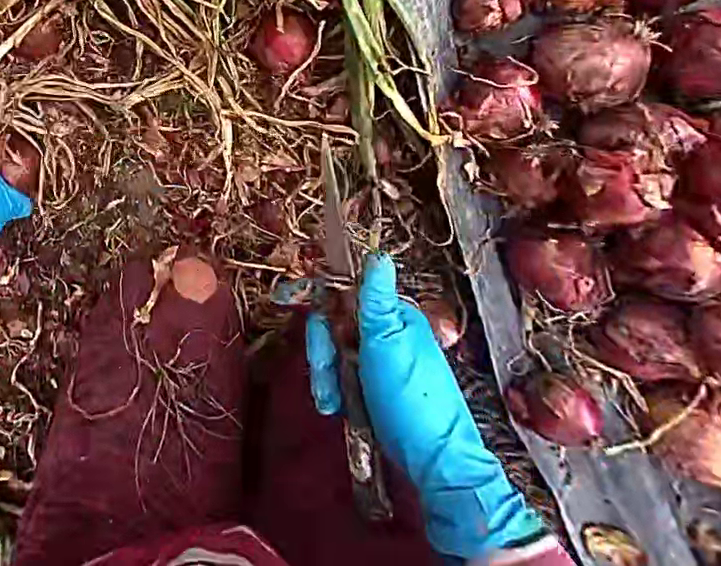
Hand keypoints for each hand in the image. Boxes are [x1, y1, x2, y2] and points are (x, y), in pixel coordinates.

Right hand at [308, 253, 549, 560]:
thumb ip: (376, 297)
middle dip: (323, 351)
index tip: (283, 296)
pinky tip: (343, 409)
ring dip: (328, 377)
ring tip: (336, 401)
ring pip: (335, 355)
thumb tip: (376, 254)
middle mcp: (385, 335)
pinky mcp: (375, 391)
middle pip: (333, 325)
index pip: (343, 293)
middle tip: (327, 372)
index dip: (314, 295)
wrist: (437, 465)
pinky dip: (338, 394)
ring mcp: (380, 364)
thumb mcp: (387, 341)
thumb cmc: (413, 400)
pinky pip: (343, 381)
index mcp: (392, 315)